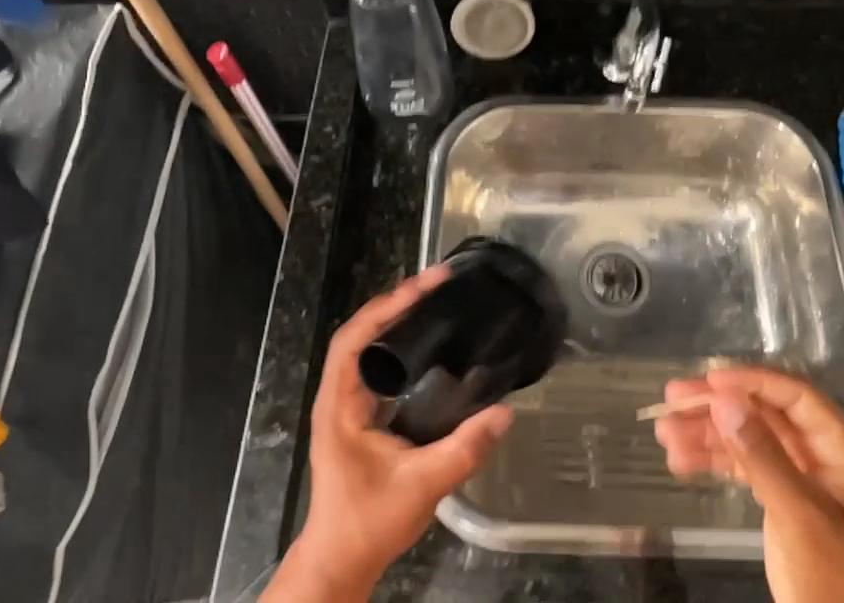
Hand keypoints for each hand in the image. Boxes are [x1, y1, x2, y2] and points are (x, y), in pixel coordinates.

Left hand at [265, 266, 513, 601]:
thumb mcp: (422, 484)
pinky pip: (377, 370)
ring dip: (395, 323)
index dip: (386, 307)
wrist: (342, 560)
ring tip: (433, 302)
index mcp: (340, 405)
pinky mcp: (360, 419)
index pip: (354, 339)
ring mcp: (347, 408)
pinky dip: (398, 348)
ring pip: (367, 351)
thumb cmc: (369, 521)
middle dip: (395, 304)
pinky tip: (425, 346)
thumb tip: (504, 413)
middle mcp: (339, 398)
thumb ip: (464, 449)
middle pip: (361, 335)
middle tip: (435, 284)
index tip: (422, 287)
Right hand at [654, 367, 843, 602]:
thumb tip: (726, 400)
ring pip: (750, 440)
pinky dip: (714, 463)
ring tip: (663, 433)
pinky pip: (746, 468)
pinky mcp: (784, 502)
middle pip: (766, 415)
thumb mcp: (800, 516)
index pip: (796, 397)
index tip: (707, 381)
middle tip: (671, 400)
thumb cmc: (836, 582)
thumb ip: (763, 456)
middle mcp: (825, 455)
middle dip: (718, 407)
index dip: (751, 382)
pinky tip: (681, 461)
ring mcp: (803, 479)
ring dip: (707, 435)